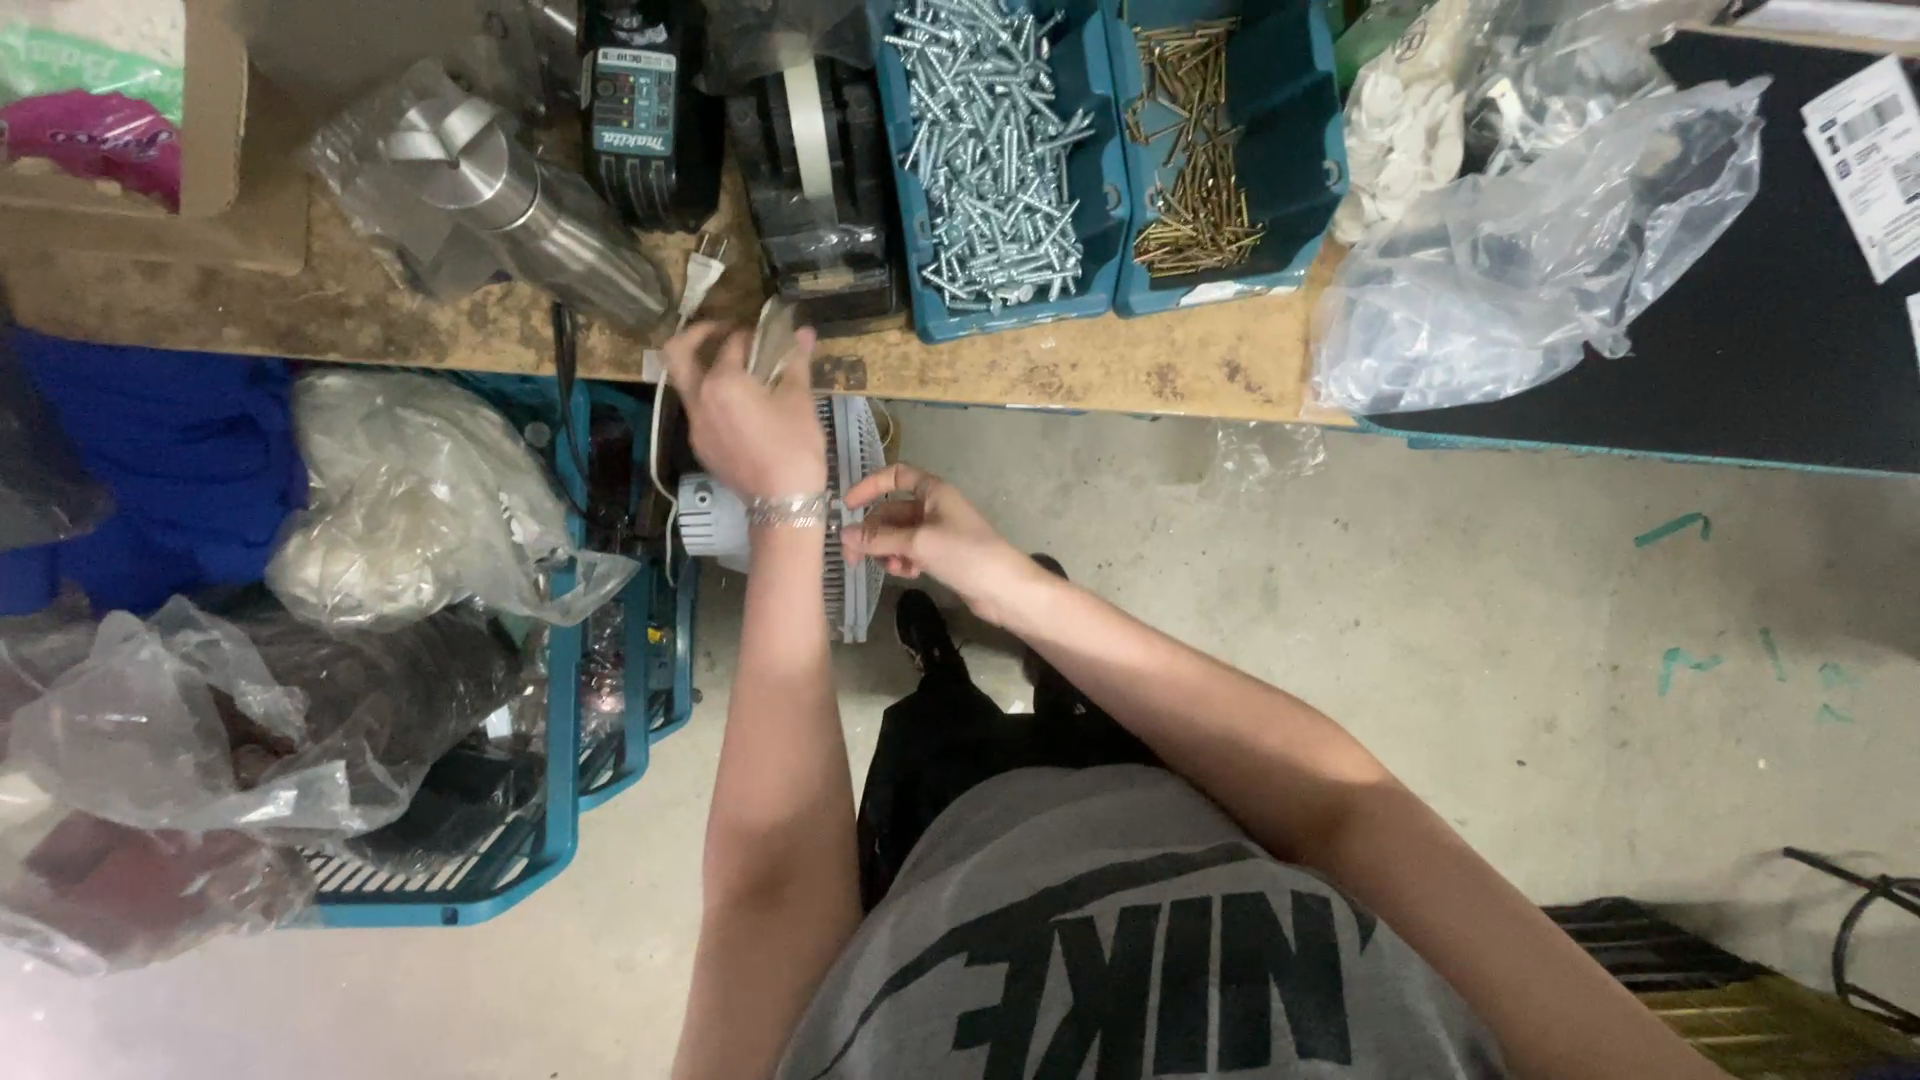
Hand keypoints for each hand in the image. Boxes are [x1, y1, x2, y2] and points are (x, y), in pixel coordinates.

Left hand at [664, 321, 826, 501]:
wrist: (783, 503)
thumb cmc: (794, 448)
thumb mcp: (800, 402)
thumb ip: (795, 362)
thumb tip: (803, 332)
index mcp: (722, 383)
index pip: (732, 343)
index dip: (752, 334)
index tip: (768, 336)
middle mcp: (699, 400)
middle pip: (678, 353)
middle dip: (697, 334)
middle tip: (722, 331)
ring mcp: (695, 427)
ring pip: (688, 386)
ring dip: (707, 371)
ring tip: (739, 375)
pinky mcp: (702, 448)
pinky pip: (700, 413)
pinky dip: (714, 400)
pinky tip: (741, 410)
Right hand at [841, 463, 1049, 625]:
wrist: (1004, 588)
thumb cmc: (965, 554)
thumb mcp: (918, 543)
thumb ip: (879, 539)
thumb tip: (843, 535)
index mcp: (934, 491)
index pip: (896, 476)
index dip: (870, 486)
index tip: (848, 506)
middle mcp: (935, 507)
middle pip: (892, 512)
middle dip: (873, 532)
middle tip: (852, 558)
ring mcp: (938, 532)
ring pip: (899, 535)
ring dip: (887, 550)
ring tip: (888, 567)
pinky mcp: (942, 555)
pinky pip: (911, 552)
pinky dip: (903, 561)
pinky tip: (905, 573)